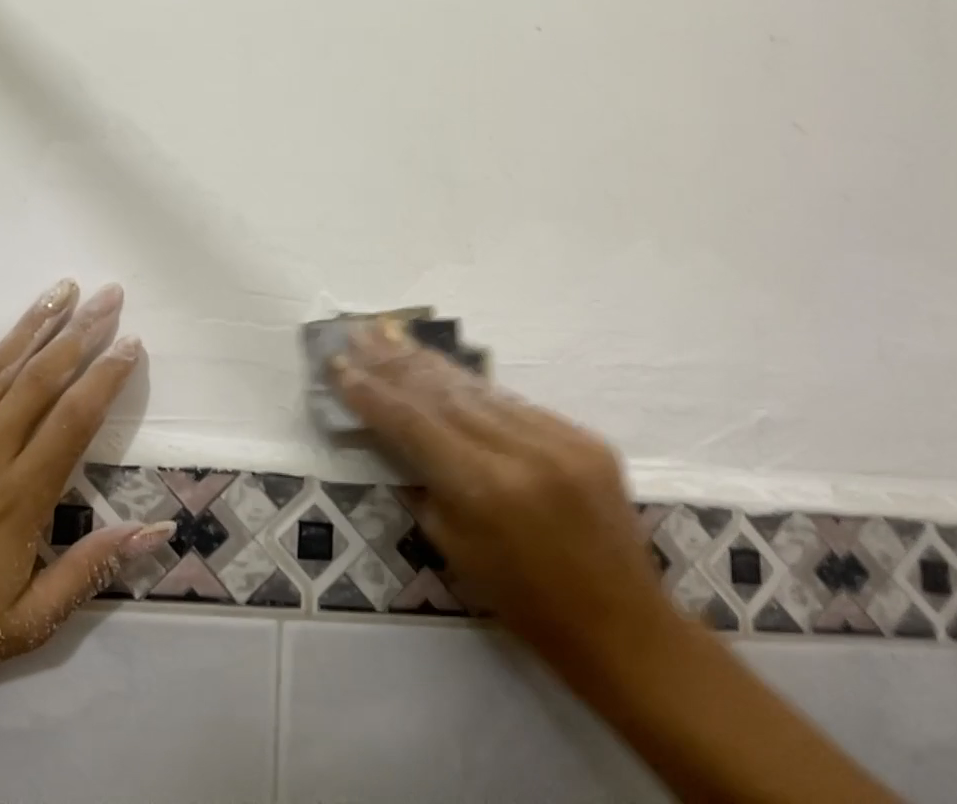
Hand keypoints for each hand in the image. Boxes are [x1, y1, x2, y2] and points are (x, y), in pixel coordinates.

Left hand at [0, 279, 174, 686]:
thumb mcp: (28, 622)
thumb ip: (90, 569)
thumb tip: (155, 529)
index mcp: (19, 498)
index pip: (75, 420)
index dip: (107, 377)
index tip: (131, 342)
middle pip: (41, 381)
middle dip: (80, 334)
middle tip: (108, 295)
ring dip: (30, 326)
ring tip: (60, 290)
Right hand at [333, 320, 674, 669]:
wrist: (618, 624)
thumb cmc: (520, 599)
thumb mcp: (451, 546)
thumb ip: (421, 482)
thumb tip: (391, 437)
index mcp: (482, 487)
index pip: (411, 422)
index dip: (370, 393)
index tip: (337, 364)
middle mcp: (522, 451)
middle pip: (443, 393)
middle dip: (394, 362)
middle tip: (359, 333)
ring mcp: (561, 439)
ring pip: (479, 390)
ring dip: (430, 363)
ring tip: (393, 336)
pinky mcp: (586, 438)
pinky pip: (516, 404)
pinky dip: (474, 389)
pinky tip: (446, 372)